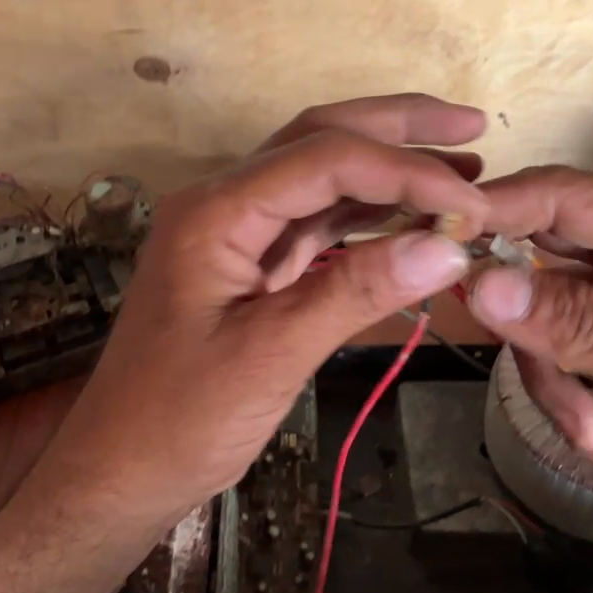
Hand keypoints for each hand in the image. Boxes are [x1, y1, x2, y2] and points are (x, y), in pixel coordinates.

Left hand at [39, 96, 490, 514]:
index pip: (323, 159)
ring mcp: (233, 233)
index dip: (403, 169)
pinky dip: (364, 215)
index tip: (471, 199)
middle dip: (394, 126)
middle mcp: (222, 204)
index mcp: (215, 212)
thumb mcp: (271, 355)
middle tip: (471, 125)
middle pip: (316, 138)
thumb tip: (446, 247)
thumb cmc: (181, 419)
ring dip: (384, 167)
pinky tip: (409, 218)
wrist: (121, 467)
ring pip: (316, 176)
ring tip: (460, 169)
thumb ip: (355, 292)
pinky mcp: (247, 264)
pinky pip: (312, 222)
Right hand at [463, 166, 592, 566]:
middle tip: (556, 401)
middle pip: (548, 264)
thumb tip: (484, 280)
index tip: (428, 251)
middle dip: (540, 340)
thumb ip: (587, 330)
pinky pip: (581, 357)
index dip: (490, 213)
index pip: (564, 196)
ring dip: (567, 390)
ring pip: (556, 320)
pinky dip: (589, 409)